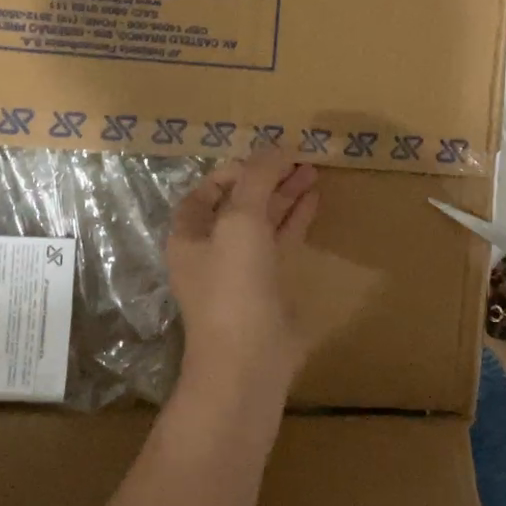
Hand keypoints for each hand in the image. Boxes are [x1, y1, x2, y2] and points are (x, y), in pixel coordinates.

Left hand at [168, 147, 320, 392]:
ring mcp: (241, 270)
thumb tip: (279, 145)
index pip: (206, 190)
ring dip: (284, 195)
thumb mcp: (241, 221)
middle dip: (266, 178)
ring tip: (313, 171)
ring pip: (263, 221)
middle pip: (238, 203)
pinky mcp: (268, 286)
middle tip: (299, 158)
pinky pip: (281, 242)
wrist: (248, 360)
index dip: (234, 169)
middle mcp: (211, 250)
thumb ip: (257, 177)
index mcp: (190, 236)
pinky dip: (296, 219)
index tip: (267, 157)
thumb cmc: (234, 286)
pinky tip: (314, 200)